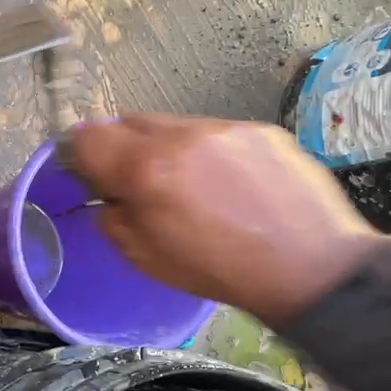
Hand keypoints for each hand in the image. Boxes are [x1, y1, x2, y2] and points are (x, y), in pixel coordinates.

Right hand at [67, 115, 390, 325]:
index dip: (78, 152)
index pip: (88, 135)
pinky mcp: (260, 131)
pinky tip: (225, 183)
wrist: (311, 267)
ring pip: (172, 126)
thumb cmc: (214, 268)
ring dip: (164, 148)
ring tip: (186, 183)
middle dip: (121, 147)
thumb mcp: (140, 254)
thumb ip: (111, 213)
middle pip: (127, 122)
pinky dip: (205, 152)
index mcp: (144, 169)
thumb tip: (107, 193)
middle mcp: (181, 137)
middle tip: (133, 178)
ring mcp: (224, 129)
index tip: (85, 170)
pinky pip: (213, 133)